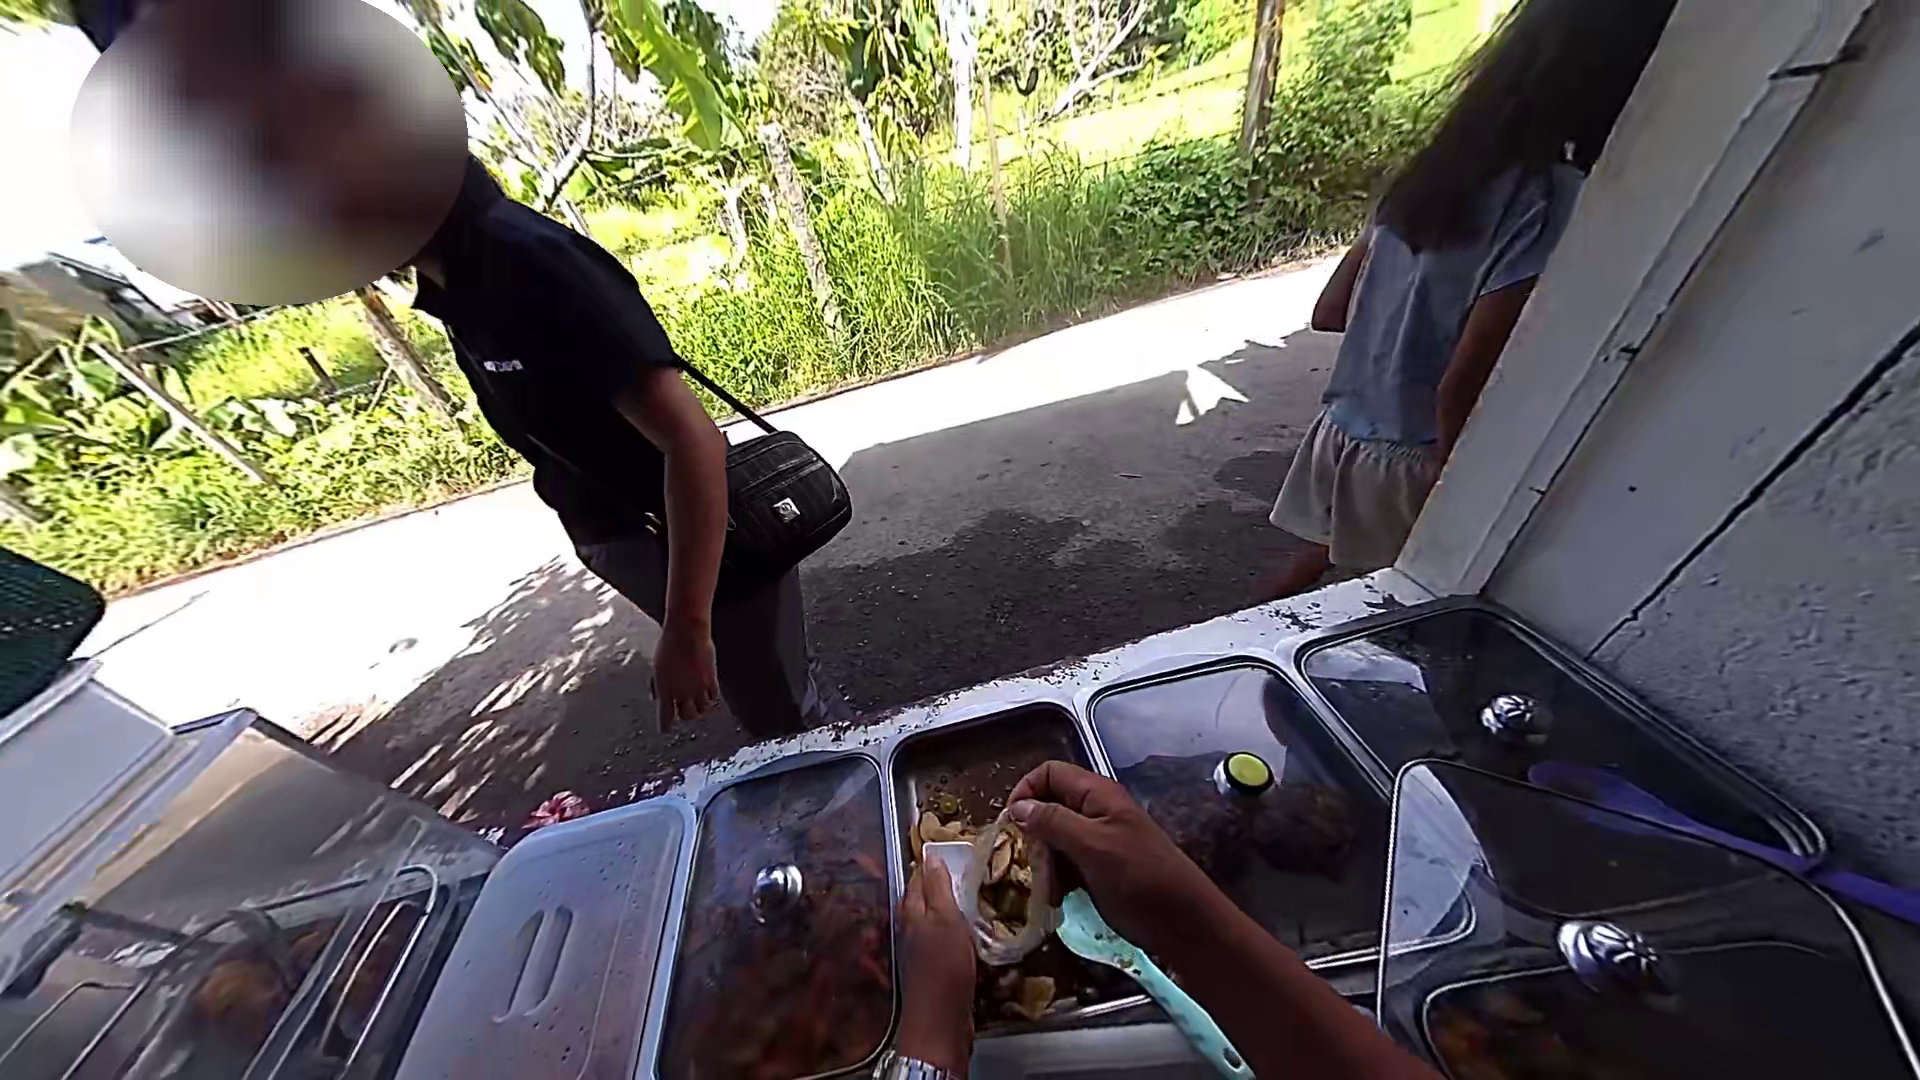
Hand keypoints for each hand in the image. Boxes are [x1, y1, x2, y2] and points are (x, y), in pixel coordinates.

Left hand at [651, 619, 717, 730]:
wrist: (688, 632)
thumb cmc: (669, 646)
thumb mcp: (656, 667)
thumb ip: (656, 685)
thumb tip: (656, 697)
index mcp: (664, 690)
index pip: (665, 717)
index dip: (666, 726)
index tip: (666, 729)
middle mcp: (681, 693)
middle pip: (687, 715)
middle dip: (686, 715)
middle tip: (686, 711)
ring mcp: (698, 687)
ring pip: (703, 709)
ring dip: (701, 709)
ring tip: (701, 705)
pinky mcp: (711, 680)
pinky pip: (714, 697)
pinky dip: (711, 698)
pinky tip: (710, 694)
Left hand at [895, 858, 974, 1073]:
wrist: (940, 1022)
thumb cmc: (944, 967)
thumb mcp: (946, 920)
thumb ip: (938, 887)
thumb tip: (930, 855)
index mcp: (912, 908)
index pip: (919, 874)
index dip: (932, 859)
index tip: (951, 847)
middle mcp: (912, 924)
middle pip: (923, 893)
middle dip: (938, 879)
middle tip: (963, 867)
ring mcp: (920, 944)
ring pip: (931, 913)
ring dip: (946, 902)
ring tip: (968, 893)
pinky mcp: (931, 963)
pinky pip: (940, 933)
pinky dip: (951, 924)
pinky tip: (966, 927)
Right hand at [1008, 761, 1231, 958]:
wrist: (1184, 923)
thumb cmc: (1140, 877)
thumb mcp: (1093, 846)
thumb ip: (1054, 821)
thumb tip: (1018, 807)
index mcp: (1096, 793)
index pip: (1049, 772)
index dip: (1027, 789)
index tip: (1011, 821)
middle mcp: (1095, 809)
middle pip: (1050, 802)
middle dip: (1031, 825)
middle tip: (1018, 854)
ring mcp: (1099, 838)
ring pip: (1056, 834)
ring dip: (1041, 854)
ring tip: (1035, 880)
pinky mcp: (1100, 865)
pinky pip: (1067, 859)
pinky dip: (1055, 873)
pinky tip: (1053, 895)